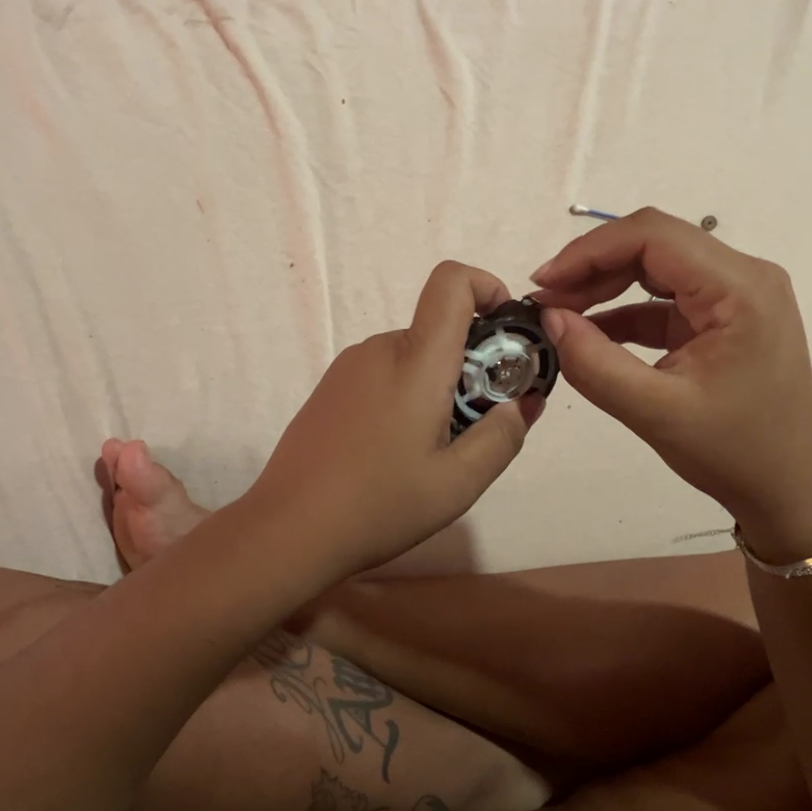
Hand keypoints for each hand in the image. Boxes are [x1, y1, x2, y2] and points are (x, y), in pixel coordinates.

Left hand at [247, 261, 540, 576]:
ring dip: (437, 390)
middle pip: (439, 332)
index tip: (506, 338)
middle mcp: (379, 349)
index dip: (487, 288)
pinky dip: (405, 400)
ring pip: (412, 360)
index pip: (452, 282)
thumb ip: (503, 436)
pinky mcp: (329, 391)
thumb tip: (522, 403)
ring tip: (431, 453)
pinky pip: (383, 377)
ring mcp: (348, 368)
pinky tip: (394, 455)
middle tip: (474, 430)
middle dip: (470, 368)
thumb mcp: (458, 483)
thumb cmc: (379, 505)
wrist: (289, 529)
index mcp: (415, 360)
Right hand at [532, 209, 811, 554]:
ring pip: (655, 268)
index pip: (654, 237)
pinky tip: (588, 333)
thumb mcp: (655, 411)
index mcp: (740, 288)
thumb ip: (596, 363)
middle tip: (544, 302)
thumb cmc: (732, 452)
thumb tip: (549, 318)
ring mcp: (735, 296)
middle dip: (592, 267)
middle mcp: (744, 277)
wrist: (786, 489)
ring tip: (558, 315)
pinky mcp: (722, 319)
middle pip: (654, 245)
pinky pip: (664, 300)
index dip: (590, 251)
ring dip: (604, 287)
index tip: (544, 282)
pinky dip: (623, 312)